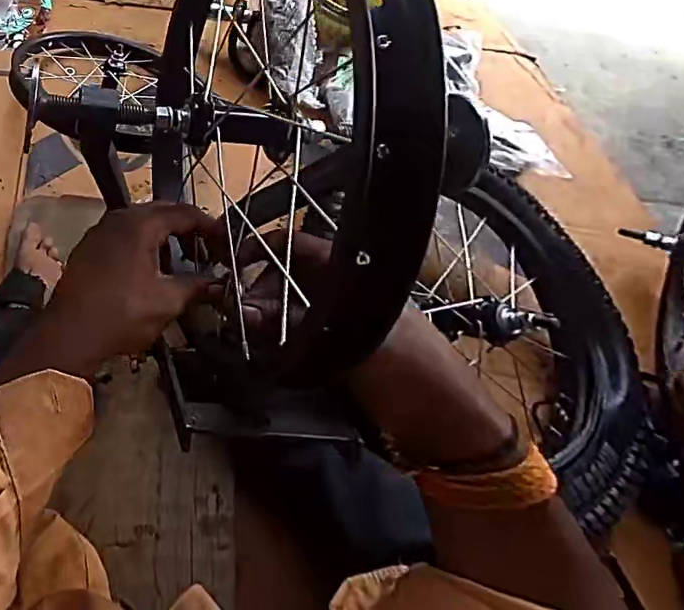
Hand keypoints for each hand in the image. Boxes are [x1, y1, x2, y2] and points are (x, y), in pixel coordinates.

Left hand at [0, 203, 224, 383]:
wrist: (69, 331)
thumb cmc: (121, 313)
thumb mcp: (166, 301)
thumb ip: (196, 286)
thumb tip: (218, 284)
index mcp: (138, 224)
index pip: (183, 212)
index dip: (209, 226)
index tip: (226, 242)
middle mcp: (117, 218)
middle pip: (161, 212)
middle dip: (187, 228)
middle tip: (209, 250)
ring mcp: (100, 230)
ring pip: (140, 223)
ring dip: (165, 236)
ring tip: (184, 260)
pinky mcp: (89, 246)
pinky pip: (124, 235)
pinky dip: (144, 243)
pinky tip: (153, 267)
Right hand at [238, 232, 513, 467]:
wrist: (451, 438)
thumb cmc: (416, 378)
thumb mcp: (354, 346)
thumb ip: (296, 325)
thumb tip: (241, 309)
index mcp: (352, 276)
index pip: (296, 245)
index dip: (261, 248)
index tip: (232, 263)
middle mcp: (340, 292)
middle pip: (282, 275)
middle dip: (255, 289)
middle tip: (237, 312)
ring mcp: (334, 322)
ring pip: (282, 305)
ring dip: (260, 317)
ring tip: (246, 333)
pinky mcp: (330, 350)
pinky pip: (289, 334)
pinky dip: (272, 339)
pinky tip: (261, 348)